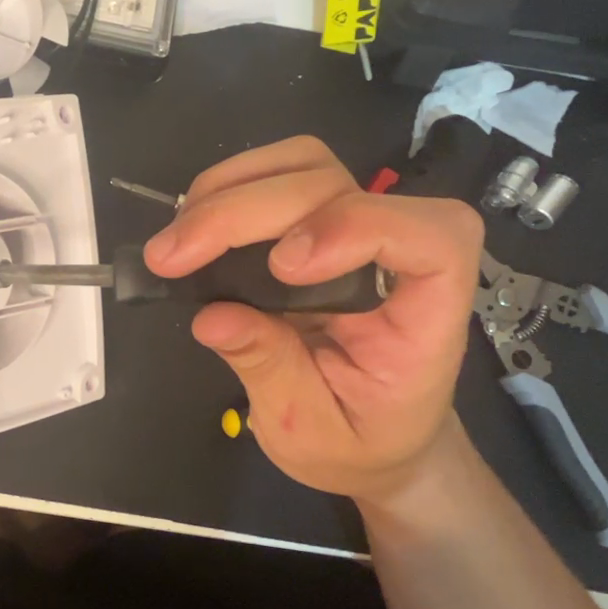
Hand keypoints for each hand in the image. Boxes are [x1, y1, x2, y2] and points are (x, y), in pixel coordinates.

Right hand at [143, 138, 482, 501]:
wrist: (374, 439)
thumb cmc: (358, 443)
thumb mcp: (310, 433)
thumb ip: (270, 372)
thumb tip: (211, 317)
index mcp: (423, 317)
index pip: (433, 237)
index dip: (360, 227)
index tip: (283, 268)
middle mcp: (392, 260)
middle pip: (336, 187)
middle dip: (247, 211)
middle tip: (173, 257)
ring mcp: (351, 235)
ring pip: (306, 165)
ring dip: (231, 189)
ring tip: (176, 240)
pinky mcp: (311, 229)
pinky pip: (277, 178)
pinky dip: (225, 191)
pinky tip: (188, 229)